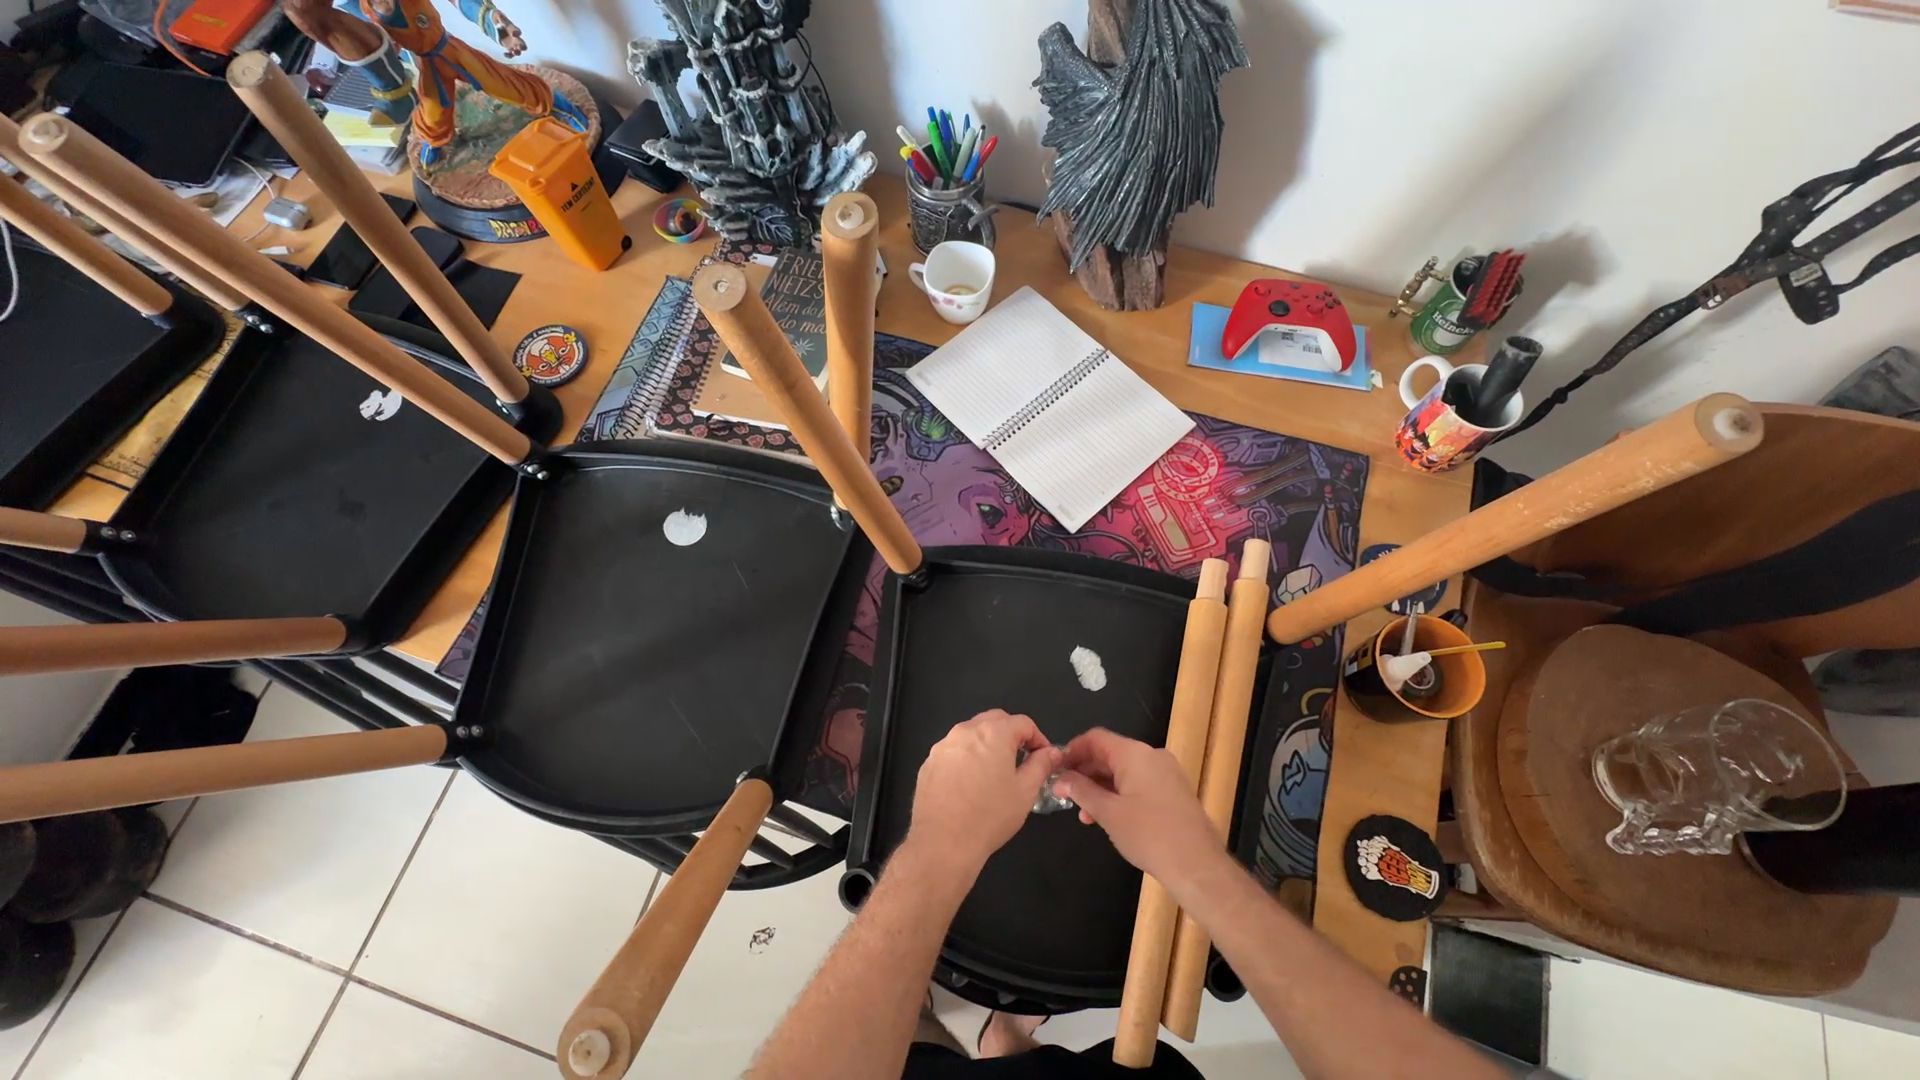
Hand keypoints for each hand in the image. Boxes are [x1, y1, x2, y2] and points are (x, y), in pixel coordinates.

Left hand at [496, 17, 526, 56]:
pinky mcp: (509, 48)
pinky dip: (509, 55)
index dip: (516, 32)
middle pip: (522, 44)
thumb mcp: (498, 16)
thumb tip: (502, 22)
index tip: (514, 33)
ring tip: (514, 52)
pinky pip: (511, 54)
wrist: (494, 23)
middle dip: (522, 46)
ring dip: (517, 52)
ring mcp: (513, 44)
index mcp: (513, 29)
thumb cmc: (498, 18)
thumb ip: (501, 19)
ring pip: (518, 51)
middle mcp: (515, 38)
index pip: (517, 31)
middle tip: (520, 47)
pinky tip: (504, 54)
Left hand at [906, 710, 1058, 873]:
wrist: (943, 842)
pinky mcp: (929, 762)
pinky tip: (970, 784)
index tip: (1043, 758)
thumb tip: (1051, 752)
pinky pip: (954, 751)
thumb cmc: (990, 816)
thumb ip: (1041, 765)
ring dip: (988, 743)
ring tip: (995, 772)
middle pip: (995, 720)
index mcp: (993, 733)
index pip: (1023, 722)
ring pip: (972, 733)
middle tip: (1022, 760)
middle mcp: (965, 731)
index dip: (1038, 738)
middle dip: (1012, 734)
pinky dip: (967, 757)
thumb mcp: (1025, 791)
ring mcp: (943, 745)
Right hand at [1053, 728, 1221, 884]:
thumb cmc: (1149, 835)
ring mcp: (1166, 773)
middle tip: (1064, 794)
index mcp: (1135, 754)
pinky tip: (1108, 817)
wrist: (1197, 865)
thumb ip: (1081, 791)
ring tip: (1085, 814)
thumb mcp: (1108, 813)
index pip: (1095, 739)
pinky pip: (1138, 783)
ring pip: (1123, 771)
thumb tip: (1060, 779)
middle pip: (1109, 754)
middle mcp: (1152, 756)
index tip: (1055, 770)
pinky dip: (1119, 794)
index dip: (1072, 751)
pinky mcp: (1173, 790)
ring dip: (1101, 787)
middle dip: (1085, 773)